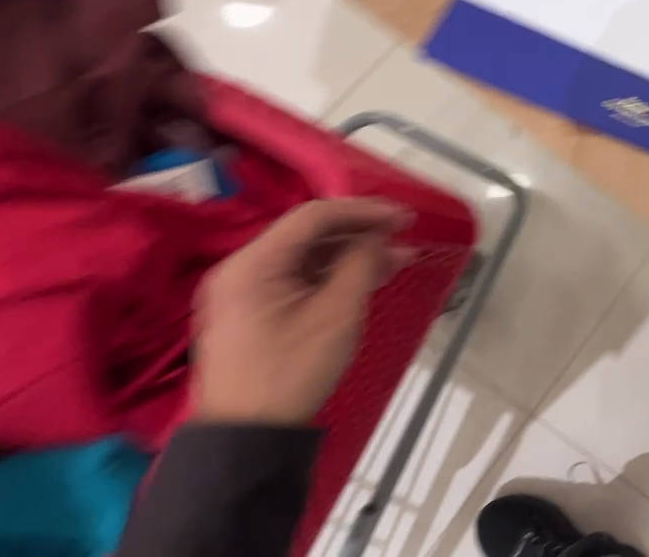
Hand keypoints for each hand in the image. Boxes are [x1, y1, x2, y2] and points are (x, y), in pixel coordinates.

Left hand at [193, 199, 412, 425]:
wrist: (246, 439)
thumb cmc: (293, 370)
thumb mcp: (338, 312)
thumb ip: (361, 262)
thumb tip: (378, 237)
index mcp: (253, 263)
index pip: (315, 215)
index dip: (365, 211)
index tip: (406, 219)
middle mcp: (242, 269)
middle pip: (310, 232)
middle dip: (362, 232)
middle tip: (405, 237)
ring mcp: (245, 291)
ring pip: (308, 255)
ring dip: (352, 253)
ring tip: (396, 260)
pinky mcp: (254, 311)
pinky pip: (299, 277)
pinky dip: (334, 273)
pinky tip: (368, 278)